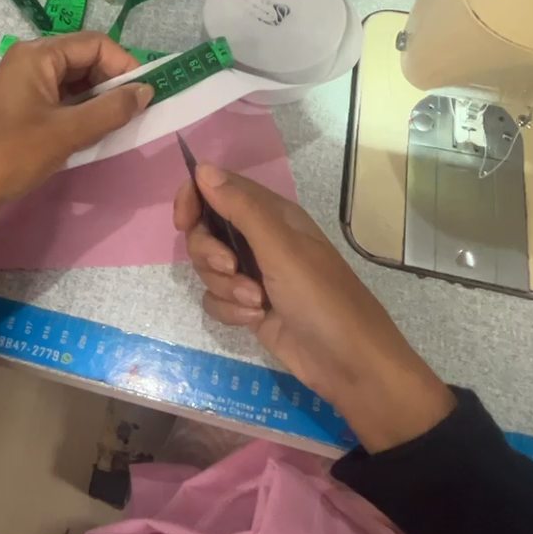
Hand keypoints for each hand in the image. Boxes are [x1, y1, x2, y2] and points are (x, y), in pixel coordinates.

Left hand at [0, 33, 152, 247]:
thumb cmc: (12, 154)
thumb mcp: (68, 132)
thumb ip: (111, 109)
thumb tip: (146, 91)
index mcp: (37, 55)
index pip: (95, 44)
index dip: (125, 65)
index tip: (146, 94)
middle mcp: (29, 60)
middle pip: (85, 59)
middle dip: (113, 83)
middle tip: (135, 113)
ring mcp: (23, 84)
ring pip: (74, 82)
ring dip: (98, 100)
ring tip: (118, 125)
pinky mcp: (20, 107)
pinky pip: (60, 99)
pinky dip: (80, 112)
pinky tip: (93, 133)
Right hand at [177, 166, 456, 451]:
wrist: (350, 365)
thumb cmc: (321, 298)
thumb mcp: (280, 248)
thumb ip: (240, 207)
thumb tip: (202, 168)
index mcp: (272, 214)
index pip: (218, 188)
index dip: (194, 199)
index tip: (182, 222)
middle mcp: (260, 239)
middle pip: (206, 230)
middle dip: (209, 252)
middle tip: (230, 267)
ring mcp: (253, 273)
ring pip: (208, 267)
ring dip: (225, 287)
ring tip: (255, 302)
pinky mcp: (248, 306)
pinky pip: (215, 299)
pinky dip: (230, 310)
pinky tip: (254, 320)